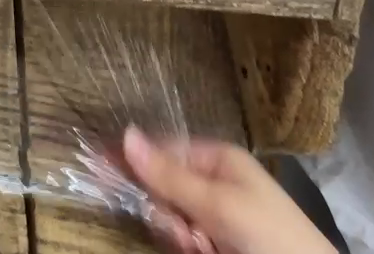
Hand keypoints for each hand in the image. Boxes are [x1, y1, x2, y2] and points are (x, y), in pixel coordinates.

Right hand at [123, 128, 334, 253]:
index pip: (162, 150)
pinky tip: (202, 253)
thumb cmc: (270, 237)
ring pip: (171, 216)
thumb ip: (168, 174)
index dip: (135, 162)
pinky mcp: (218, 242)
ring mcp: (218, 215)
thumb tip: (125, 132)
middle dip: (166, 212)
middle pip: (163, 186)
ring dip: (178, 235)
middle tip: (185, 234)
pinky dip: (186, 246)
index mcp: (218, 159)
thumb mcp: (217, 204)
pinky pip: (184, 237)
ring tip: (201, 249)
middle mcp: (215, 181)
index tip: (104, 174)